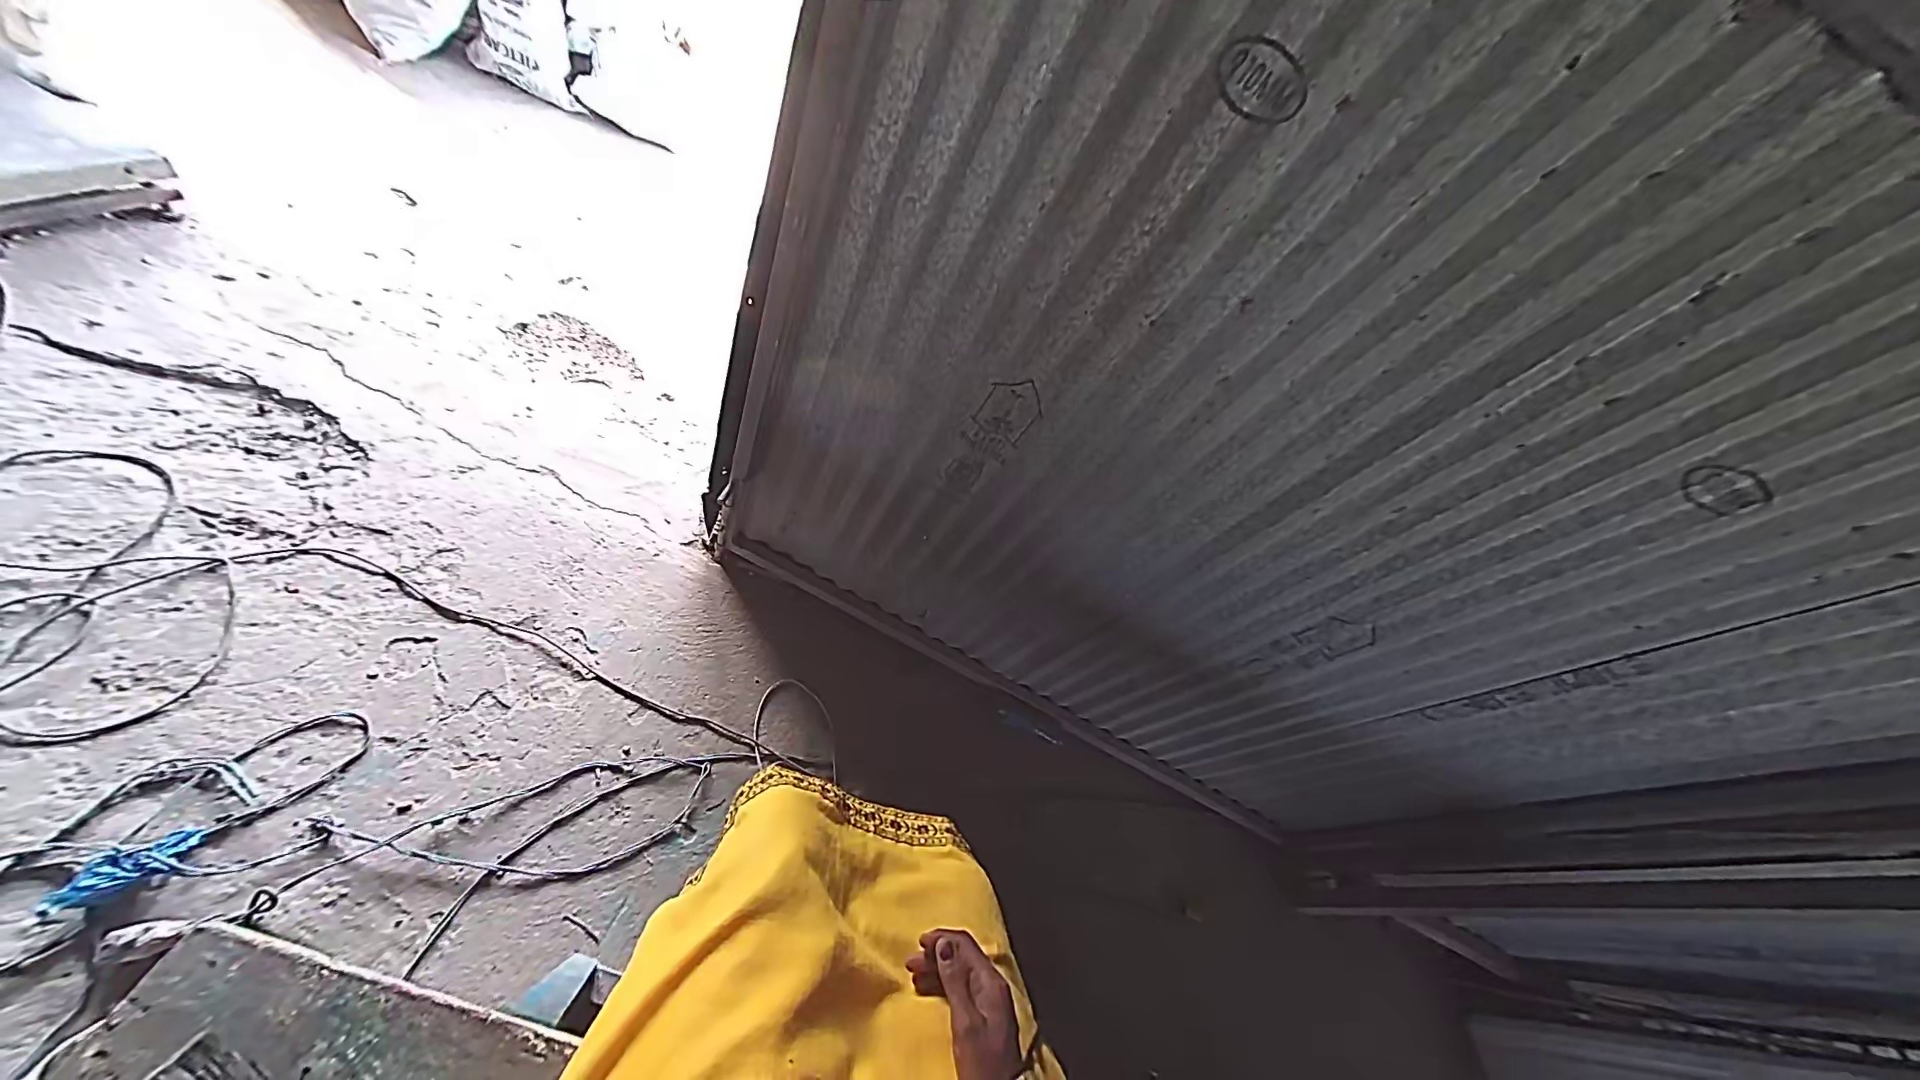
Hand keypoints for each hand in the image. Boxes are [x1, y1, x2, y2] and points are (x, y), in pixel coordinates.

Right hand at [907, 928, 1022, 1079]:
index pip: (965, 945)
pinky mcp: (981, 1013)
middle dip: (935, 955)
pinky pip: (959, 988)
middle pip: (961, 957)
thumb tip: (944, 944)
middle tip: (910, 962)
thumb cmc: (982, 1061)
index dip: (942, 938)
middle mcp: (990, 984)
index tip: (919, 941)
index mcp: (990, 981)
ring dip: (935, 970)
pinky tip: (925, 989)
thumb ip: (954, 981)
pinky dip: (941, 986)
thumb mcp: (965, 1021)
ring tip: (913, 975)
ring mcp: (987, 998)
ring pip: (958, 972)